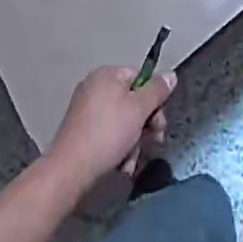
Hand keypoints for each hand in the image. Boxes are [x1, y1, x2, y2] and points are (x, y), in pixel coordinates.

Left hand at [46, 66, 174, 185]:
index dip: (154, 99)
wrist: (72, 167)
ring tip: (130, 160)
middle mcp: (95, 86)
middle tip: (153, 142)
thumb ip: (157, 91)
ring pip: (123, 121)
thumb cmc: (108, 132)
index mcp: (106, 74)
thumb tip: (170, 74)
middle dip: (144, 125)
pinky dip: (117, 148)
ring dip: (132, 142)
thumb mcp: (139, 110)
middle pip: (132, 101)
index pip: (140, 77)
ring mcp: (86, 108)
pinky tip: (120, 164)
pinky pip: (108, 133)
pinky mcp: (82, 130)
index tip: (159, 123)